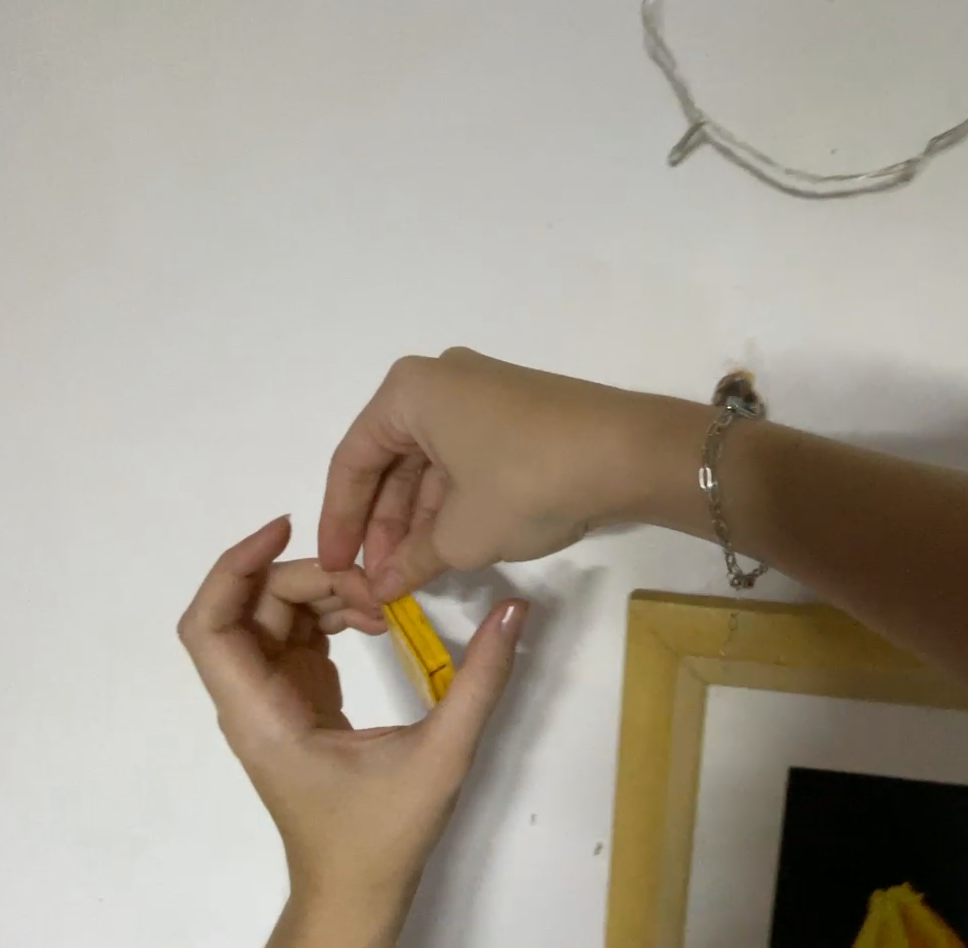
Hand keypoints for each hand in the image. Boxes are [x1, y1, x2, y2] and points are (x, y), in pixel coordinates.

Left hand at [179, 515, 527, 946]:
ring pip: (272, 618)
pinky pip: (297, 636)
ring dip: (322, 592)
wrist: (356, 894)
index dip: (233, 567)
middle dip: (309, 576)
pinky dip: (331, 612)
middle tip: (375, 578)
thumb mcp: (443, 753)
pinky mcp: (298, 700)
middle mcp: (255, 700)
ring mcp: (274, 699)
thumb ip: (482, 678)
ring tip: (384, 597)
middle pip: (249, 609)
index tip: (287, 526)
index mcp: (263, 713)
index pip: (211, 627)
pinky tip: (378, 618)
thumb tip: (515, 607)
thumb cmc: (383, 834)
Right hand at [316, 348, 702, 611]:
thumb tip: (384, 587)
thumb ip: (411, 560)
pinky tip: (453, 546)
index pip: (354, 460)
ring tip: (414, 574)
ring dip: (422, 520)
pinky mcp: (523, 414)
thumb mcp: (461, 532)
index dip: (340, 522)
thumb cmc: (527, 481)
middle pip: (395, 462)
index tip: (336, 569)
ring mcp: (489, 394)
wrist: (631, 452)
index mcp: (412, 391)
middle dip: (386, 526)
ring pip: (435, 464)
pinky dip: (457, 503)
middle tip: (381, 582)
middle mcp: (446, 381)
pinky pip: (470, 460)